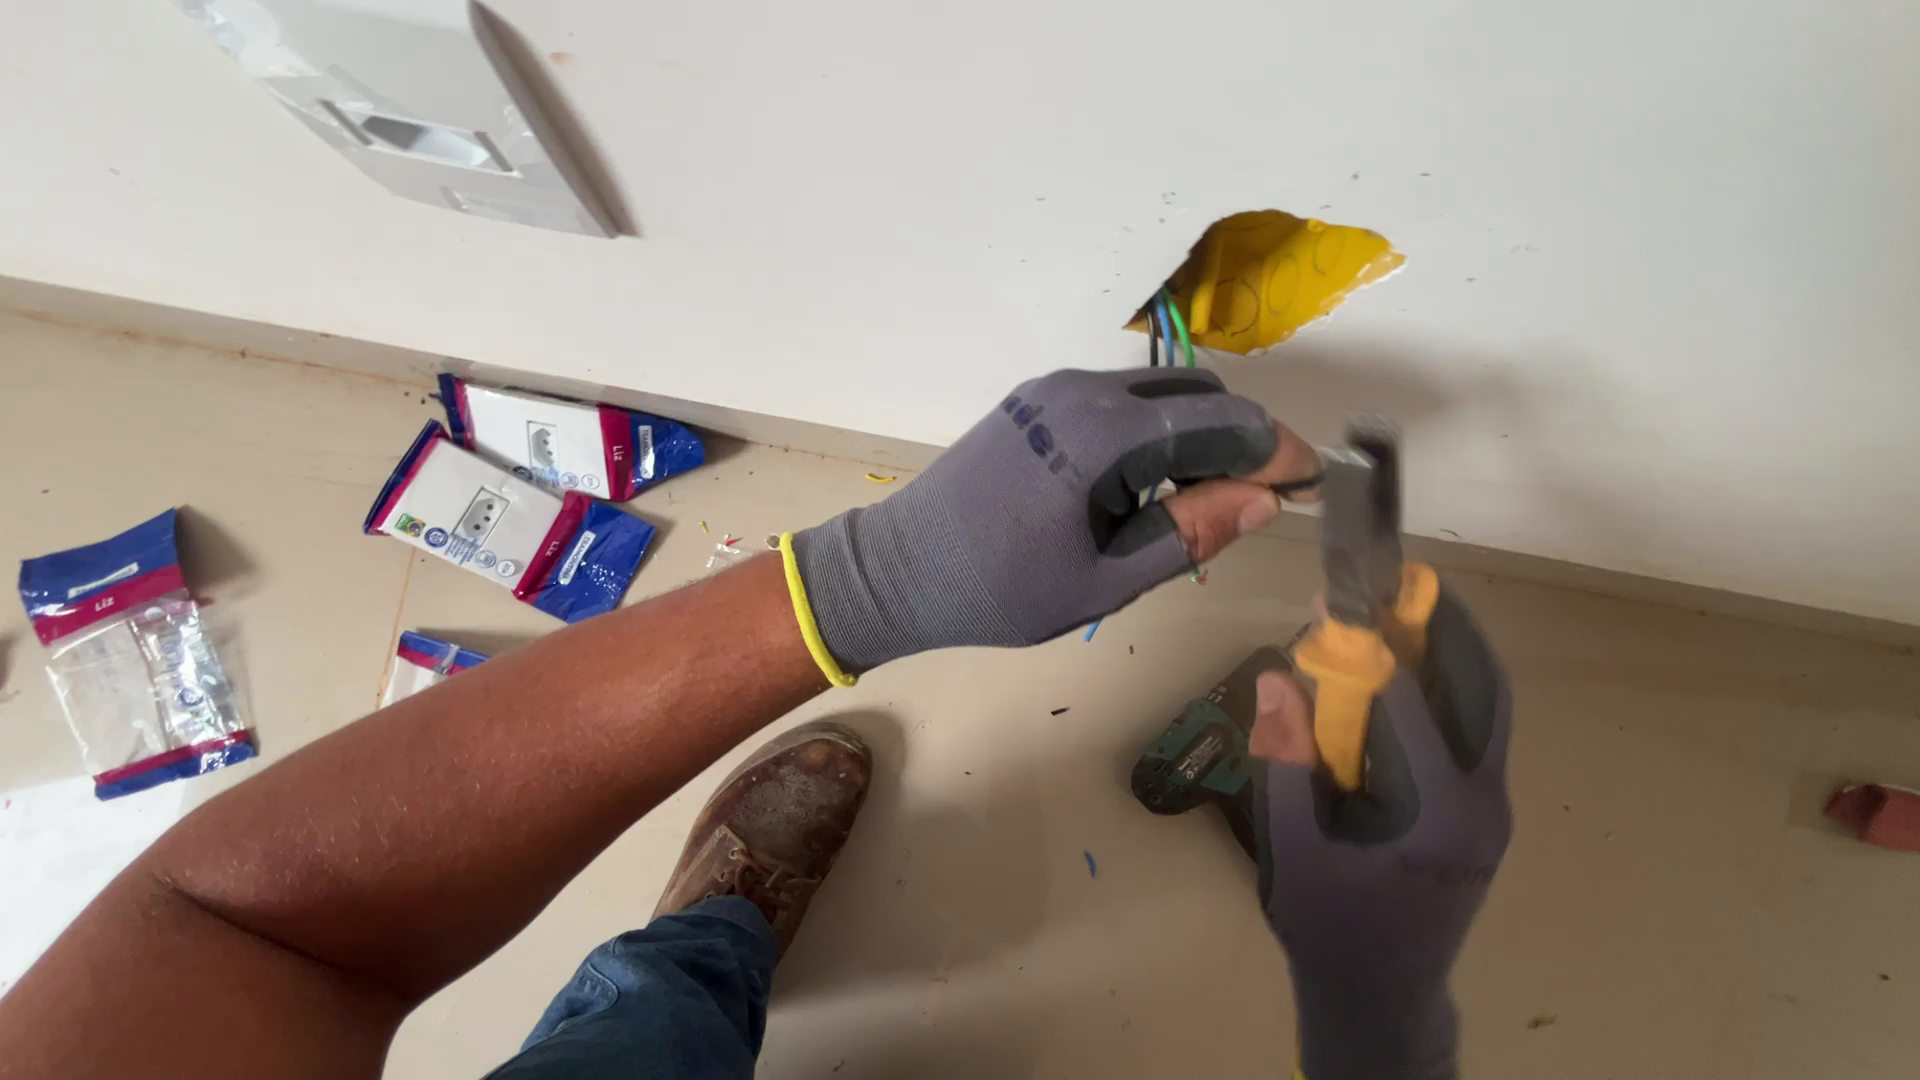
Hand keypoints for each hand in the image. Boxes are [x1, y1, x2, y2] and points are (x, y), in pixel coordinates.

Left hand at [787, 367, 1319, 675]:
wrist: (896, 570)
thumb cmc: (996, 590)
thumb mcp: (1102, 581)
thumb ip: (1187, 534)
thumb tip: (1263, 498)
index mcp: (1101, 432)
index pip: (1220, 423)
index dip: (1275, 451)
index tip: (1308, 482)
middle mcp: (1079, 390)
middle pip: (1193, 395)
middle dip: (1240, 439)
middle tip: (1256, 498)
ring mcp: (1049, 389)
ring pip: (1154, 394)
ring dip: (1194, 435)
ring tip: (1199, 500)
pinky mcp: (1030, 400)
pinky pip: (1114, 401)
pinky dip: (1150, 431)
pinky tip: (1145, 483)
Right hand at [1251, 589, 1511, 1079]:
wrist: (1381, 994)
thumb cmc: (1329, 924)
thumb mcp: (1293, 847)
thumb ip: (1285, 760)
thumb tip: (1277, 679)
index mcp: (1439, 816)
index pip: (1410, 708)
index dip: (1371, 650)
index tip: (1336, 603)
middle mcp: (1484, 804)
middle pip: (1481, 692)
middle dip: (1447, 629)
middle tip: (1406, 581)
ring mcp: (1493, 809)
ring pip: (1489, 708)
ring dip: (1453, 652)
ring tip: (1411, 605)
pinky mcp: (1483, 813)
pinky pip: (1475, 730)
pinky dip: (1448, 687)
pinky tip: (1408, 667)